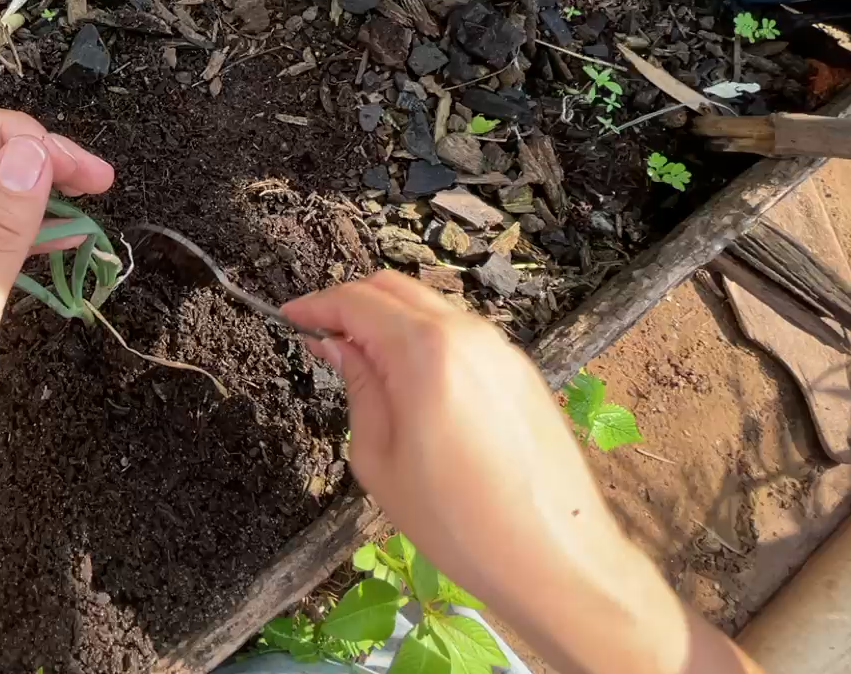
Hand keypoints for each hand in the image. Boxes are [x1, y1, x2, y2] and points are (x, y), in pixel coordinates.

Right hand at [283, 272, 739, 673]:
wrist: (561, 564)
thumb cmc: (456, 521)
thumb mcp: (379, 458)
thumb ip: (357, 386)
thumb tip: (336, 346)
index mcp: (424, 352)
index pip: (355, 301)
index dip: (315, 306)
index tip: (290, 317)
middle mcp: (465, 333)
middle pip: (391, 286)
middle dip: (349, 302)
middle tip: (323, 337)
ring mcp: (499, 347)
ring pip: (426, 303)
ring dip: (386, 316)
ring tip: (363, 359)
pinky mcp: (519, 368)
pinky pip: (457, 329)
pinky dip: (421, 333)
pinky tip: (410, 376)